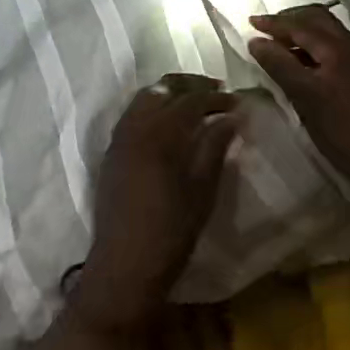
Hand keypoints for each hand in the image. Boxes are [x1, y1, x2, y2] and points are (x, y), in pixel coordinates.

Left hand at [71, 74, 237, 333]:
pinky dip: (152, 105)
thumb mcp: (202, 192)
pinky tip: (167, 120)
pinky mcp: (111, 150)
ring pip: (144, 97)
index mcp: (160, 133)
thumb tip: (230, 117)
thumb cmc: (170, 232)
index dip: (216, 97)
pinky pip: (132, 113)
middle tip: (216, 91)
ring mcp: (119, 136)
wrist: (124, 264)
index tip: (237, 101)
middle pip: (162, 88)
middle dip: (189, 84)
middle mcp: (135, 125)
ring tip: (193, 101)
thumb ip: (214, 148)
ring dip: (169, 92)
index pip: (191, 100)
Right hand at [247, 6, 349, 179]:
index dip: (272, 23)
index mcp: (337, 47)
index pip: (299, 25)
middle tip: (265, 28)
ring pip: (325, 31)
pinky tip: (298, 61)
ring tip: (277, 44)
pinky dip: (310, 45)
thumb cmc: (342, 128)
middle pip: (316, 18)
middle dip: (289, 19)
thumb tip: (255, 41)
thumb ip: (278, 64)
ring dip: (300, 31)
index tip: (249, 23)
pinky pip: (331, 46)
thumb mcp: (304, 96)